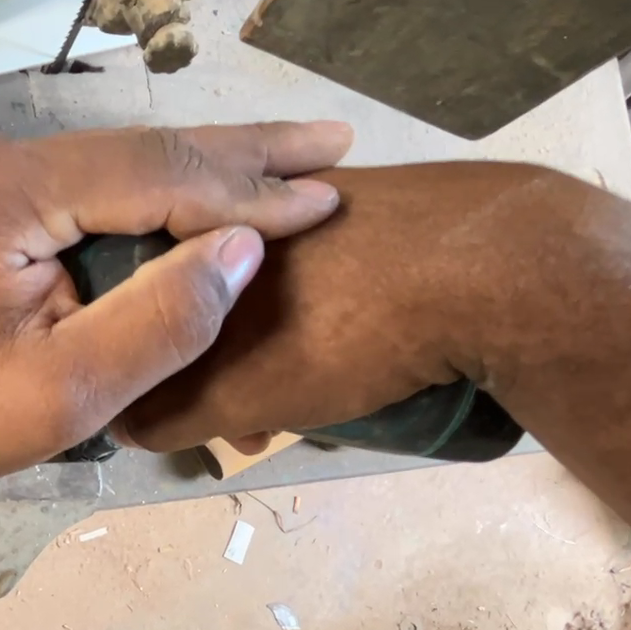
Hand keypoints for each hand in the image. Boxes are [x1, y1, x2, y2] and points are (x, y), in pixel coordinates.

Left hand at [0, 123, 353, 485]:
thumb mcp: (64, 393)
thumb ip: (157, 322)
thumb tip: (243, 250)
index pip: (149, 174)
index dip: (242, 192)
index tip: (322, 201)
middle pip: (135, 152)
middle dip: (235, 158)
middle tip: (329, 146)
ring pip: (114, 166)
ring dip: (199, 171)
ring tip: (286, 159)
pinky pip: (85, 188)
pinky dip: (149, 195)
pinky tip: (201, 192)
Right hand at [115, 161, 591, 451]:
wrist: (504, 272)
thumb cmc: (342, 338)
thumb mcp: (234, 398)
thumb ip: (165, 414)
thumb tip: (125, 425)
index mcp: (202, 240)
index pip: (151, 316)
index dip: (159, 379)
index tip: (196, 424)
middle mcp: (251, 210)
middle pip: (211, 312)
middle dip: (225, 380)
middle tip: (260, 430)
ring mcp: (322, 199)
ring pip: (270, 297)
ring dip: (278, 356)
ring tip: (323, 405)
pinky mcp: (391, 201)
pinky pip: (331, 275)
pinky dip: (330, 321)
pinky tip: (367, 356)